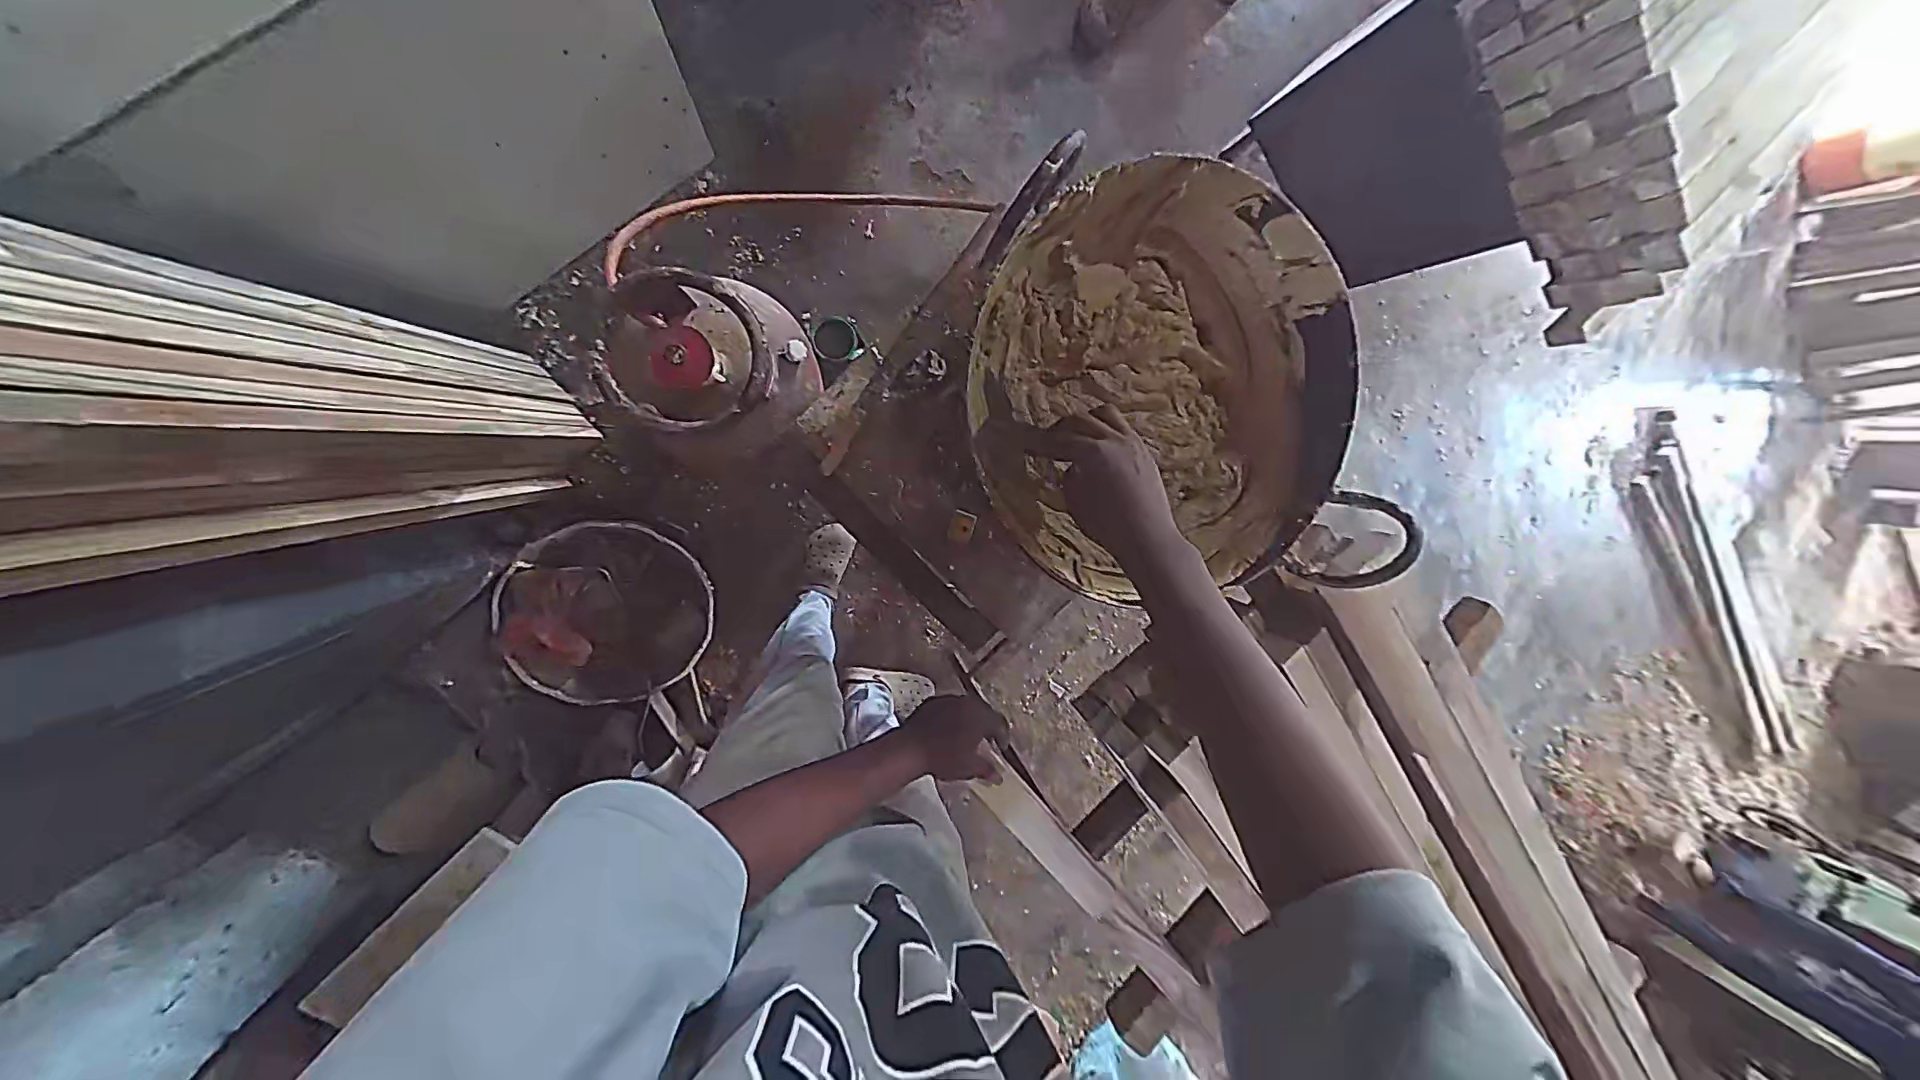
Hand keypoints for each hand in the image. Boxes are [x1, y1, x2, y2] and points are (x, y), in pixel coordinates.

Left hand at [896, 695, 1008, 780]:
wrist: (911, 748)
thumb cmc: (944, 758)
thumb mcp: (968, 767)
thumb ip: (986, 769)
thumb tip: (998, 777)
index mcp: (980, 717)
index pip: (999, 723)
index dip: (1002, 736)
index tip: (1001, 747)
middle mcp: (967, 703)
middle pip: (983, 711)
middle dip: (987, 725)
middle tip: (987, 739)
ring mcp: (948, 700)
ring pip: (965, 707)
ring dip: (969, 719)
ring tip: (967, 733)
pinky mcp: (932, 702)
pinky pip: (949, 707)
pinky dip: (952, 716)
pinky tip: (947, 728)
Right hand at [1010, 404, 1184, 567]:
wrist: (1148, 537)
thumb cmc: (1107, 526)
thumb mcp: (1076, 502)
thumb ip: (1069, 478)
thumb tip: (1070, 467)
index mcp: (1093, 453)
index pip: (1059, 441)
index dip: (1040, 443)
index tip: (1027, 446)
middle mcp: (1113, 440)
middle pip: (1080, 420)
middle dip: (1059, 429)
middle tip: (1048, 442)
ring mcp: (1132, 442)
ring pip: (1105, 414)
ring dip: (1086, 421)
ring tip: (1077, 436)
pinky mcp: (1144, 451)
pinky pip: (1121, 428)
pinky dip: (1105, 431)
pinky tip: (1099, 448)